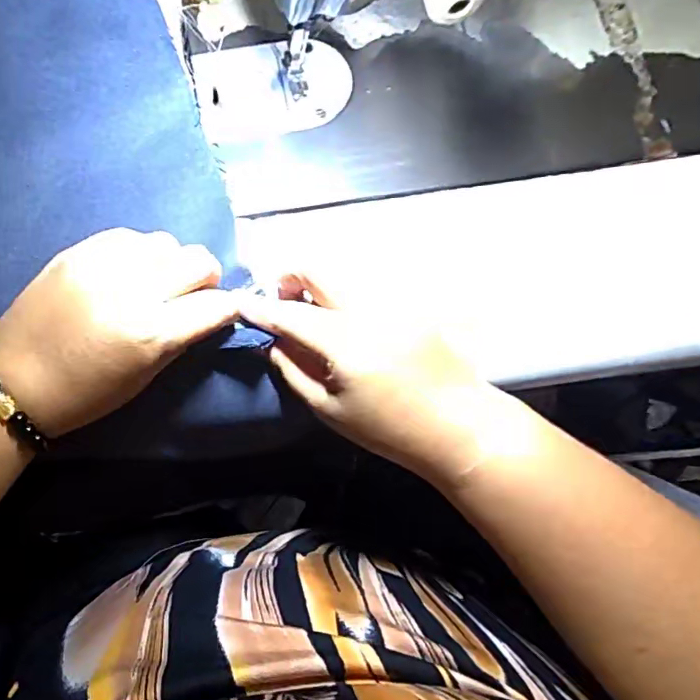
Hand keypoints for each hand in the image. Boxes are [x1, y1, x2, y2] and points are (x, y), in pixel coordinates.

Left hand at [0, 229, 239, 435]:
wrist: (16, 379)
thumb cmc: (85, 394)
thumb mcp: (143, 377)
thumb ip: (181, 340)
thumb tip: (209, 313)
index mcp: (151, 334)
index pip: (215, 305)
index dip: (228, 307)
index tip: (223, 311)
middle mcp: (132, 292)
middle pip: (197, 261)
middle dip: (205, 278)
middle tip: (192, 294)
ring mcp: (102, 265)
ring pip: (165, 242)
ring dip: (171, 262)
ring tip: (154, 282)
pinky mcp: (78, 251)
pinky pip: (128, 237)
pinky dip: (138, 252)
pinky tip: (126, 272)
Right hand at [239, 271, 539, 487]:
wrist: (459, 426)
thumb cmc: (389, 429)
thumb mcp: (330, 410)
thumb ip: (294, 371)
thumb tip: (273, 342)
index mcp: (344, 343)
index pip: (290, 314)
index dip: (260, 308)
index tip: (240, 303)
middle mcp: (368, 311)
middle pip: (318, 270)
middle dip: (290, 279)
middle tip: (284, 303)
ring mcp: (394, 303)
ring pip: (343, 275)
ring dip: (319, 287)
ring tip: (316, 315)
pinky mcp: (412, 305)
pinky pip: (368, 288)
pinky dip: (347, 297)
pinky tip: (351, 324)